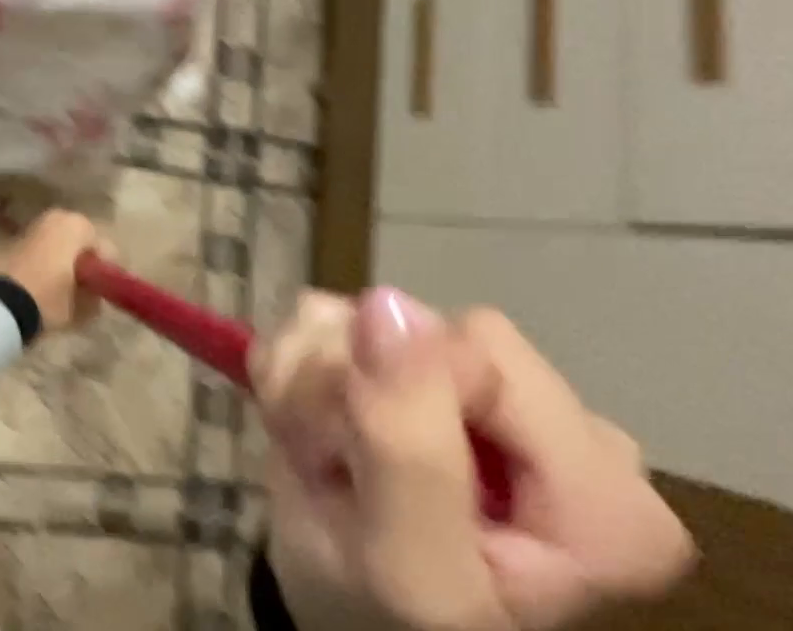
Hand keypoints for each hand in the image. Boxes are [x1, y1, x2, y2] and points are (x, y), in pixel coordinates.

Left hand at [0, 209, 104, 333]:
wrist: (1, 303)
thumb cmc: (50, 297)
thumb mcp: (83, 305)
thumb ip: (95, 295)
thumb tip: (94, 294)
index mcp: (77, 225)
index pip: (106, 250)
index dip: (107, 273)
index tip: (103, 293)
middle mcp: (55, 218)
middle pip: (81, 244)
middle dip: (84, 264)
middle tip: (85, 291)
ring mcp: (32, 226)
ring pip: (59, 246)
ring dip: (64, 263)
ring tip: (64, 292)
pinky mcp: (12, 241)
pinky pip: (41, 252)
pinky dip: (46, 264)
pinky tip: (44, 286)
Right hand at [252, 288, 693, 630]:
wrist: (342, 612)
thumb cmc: (379, 614)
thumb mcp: (399, 560)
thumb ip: (406, 446)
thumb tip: (388, 306)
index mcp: (604, 499)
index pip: (482, 355)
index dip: (389, 390)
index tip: (347, 459)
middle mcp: (578, 435)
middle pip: (433, 331)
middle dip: (344, 383)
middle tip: (322, 457)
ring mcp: (507, 397)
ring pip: (378, 316)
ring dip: (313, 375)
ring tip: (313, 447)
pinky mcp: (440, 370)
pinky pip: (350, 315)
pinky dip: (303, 361)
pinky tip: (312, 419)